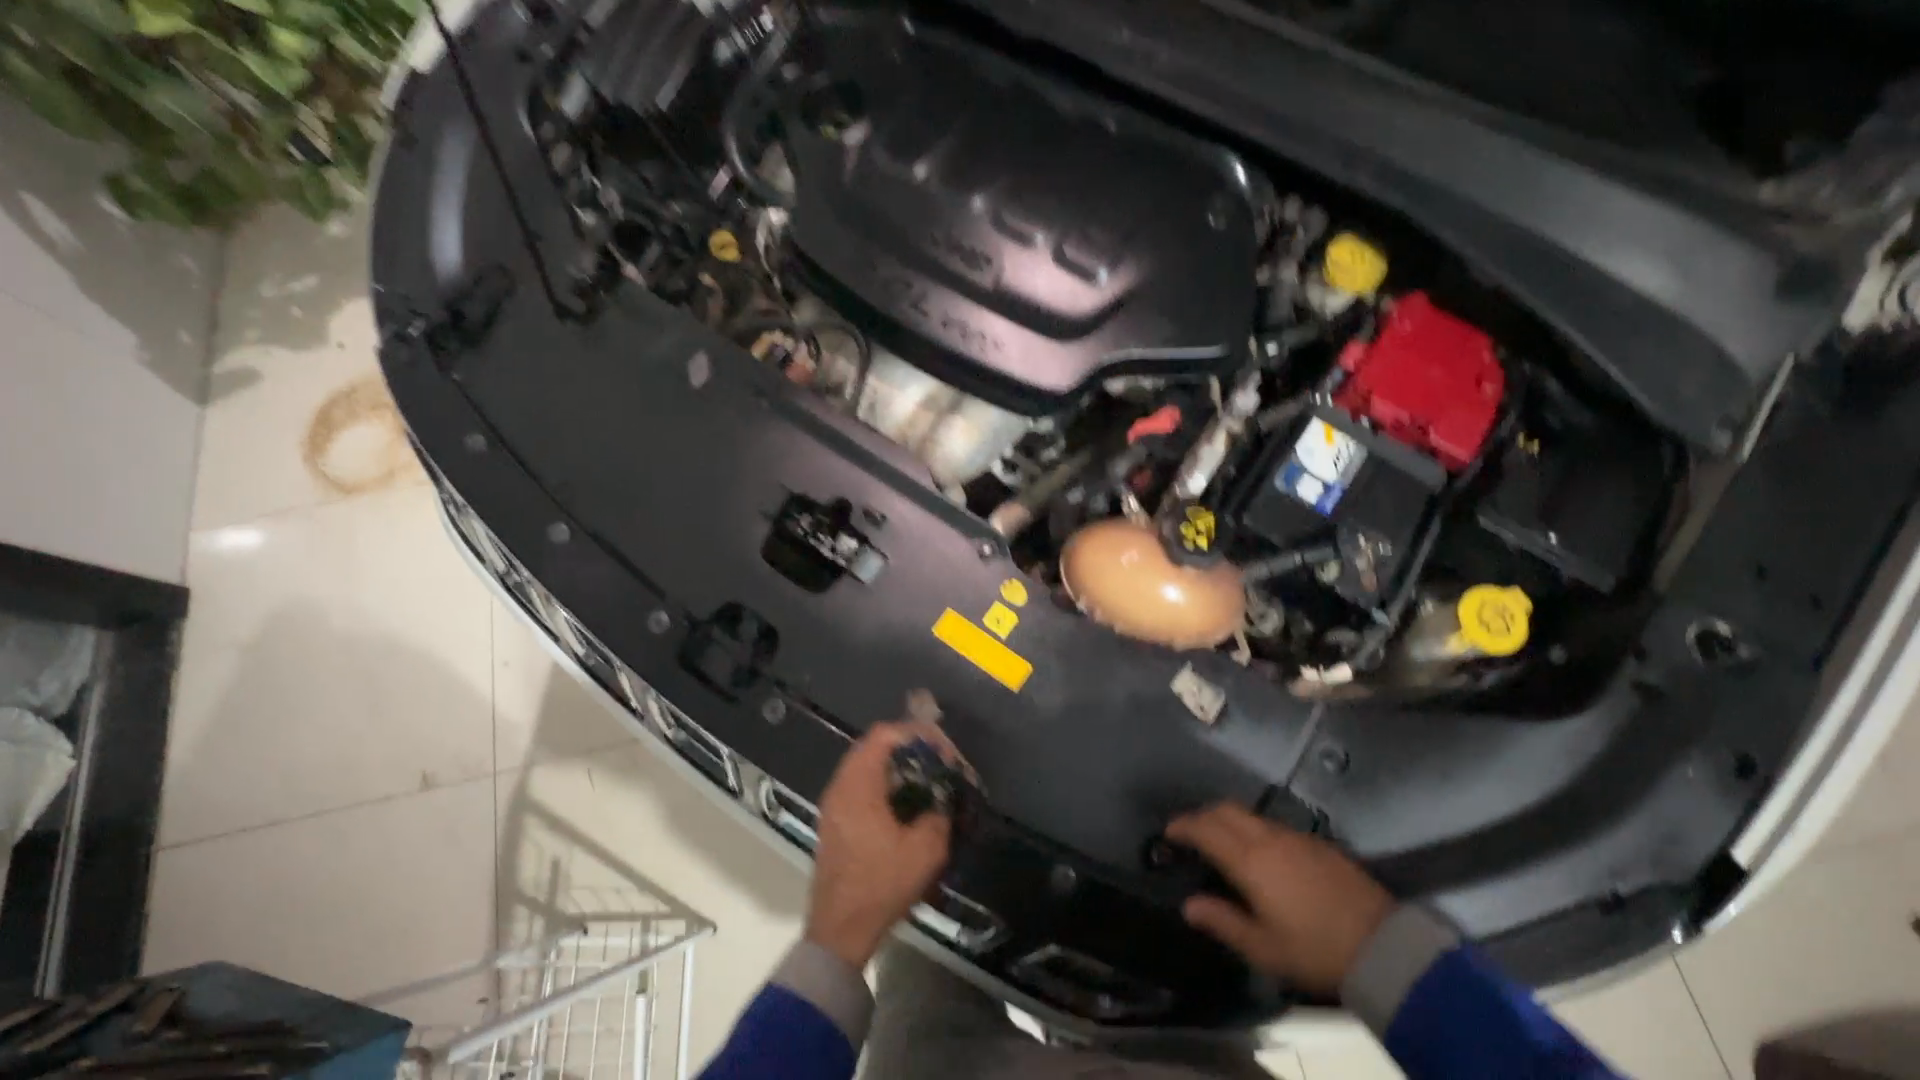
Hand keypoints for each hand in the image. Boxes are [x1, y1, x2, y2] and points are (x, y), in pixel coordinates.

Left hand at [804, 721, 956, 969]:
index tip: (944, 751)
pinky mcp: (835, 822)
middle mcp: (840, 787)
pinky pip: (862, 788)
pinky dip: (886, 786)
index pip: (885, 735)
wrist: (841, 930)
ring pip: (867, 768)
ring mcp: (834, 805)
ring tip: (929, 784)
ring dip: (898, 769)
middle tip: (940, 765)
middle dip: (910, 750)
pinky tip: (909, 807)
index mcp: (858, 785)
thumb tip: (940, 799)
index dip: (917, 735)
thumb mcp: (926, 849)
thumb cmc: (881, 884)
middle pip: (875, 747)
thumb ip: (938, 813)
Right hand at [1165, 803, 1395, 996]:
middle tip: (1190, 832)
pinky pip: (1276, 827)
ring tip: (1222, 842)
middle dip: (1203, 816)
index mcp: (1251, 860)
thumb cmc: (1314, 950)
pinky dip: (1256, 830)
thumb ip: (1222, 921)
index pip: (1206, 829)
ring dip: (1230, 821)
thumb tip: (1189, 905)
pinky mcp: (1321, 845)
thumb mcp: (1263, 947)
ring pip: (1253, 816)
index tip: (1168, 832)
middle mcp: (1271, 839)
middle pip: (1228, 810)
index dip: (1183, 826)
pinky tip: (1262, 854)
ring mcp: (1299, 839)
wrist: (1384, 947)